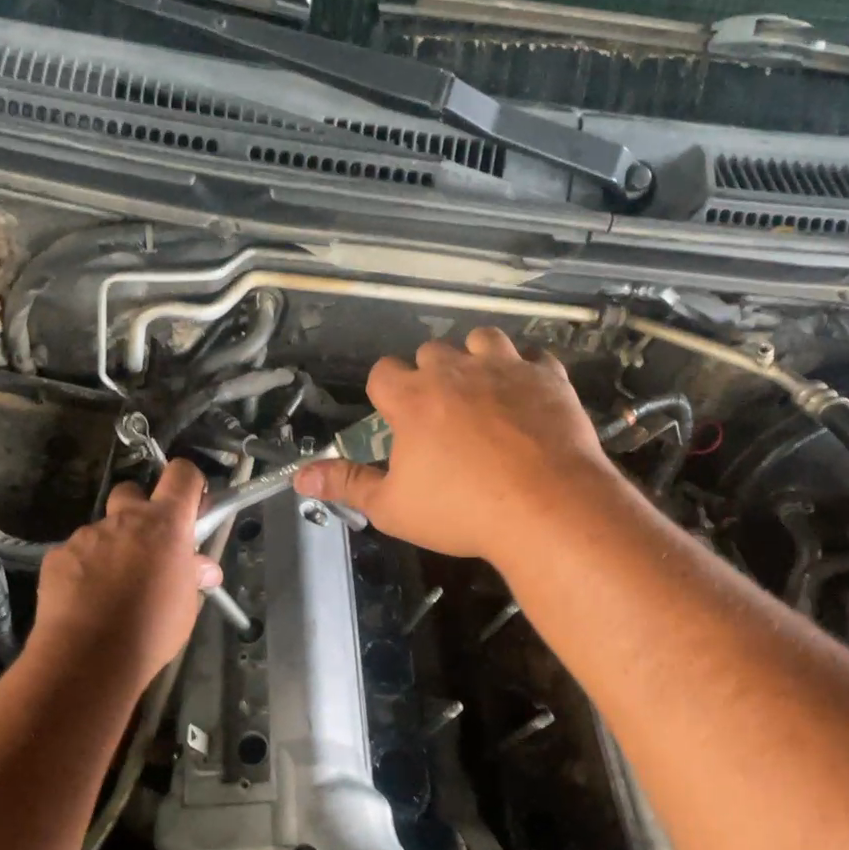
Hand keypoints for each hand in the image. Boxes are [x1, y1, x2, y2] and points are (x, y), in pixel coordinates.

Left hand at [29, 460, 222, 687]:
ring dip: (110, 548)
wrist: (88, 657)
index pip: (182, 475)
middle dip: (139, 511)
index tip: (192, 505)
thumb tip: (204, 568)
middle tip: (146, 547)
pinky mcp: (57, 556)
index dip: (189, 483)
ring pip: (102, 529)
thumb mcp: (186, 607)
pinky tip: (85, 601)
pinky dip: (83, 570)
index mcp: (164, 525)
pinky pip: (75, 554)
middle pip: (132, 491)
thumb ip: (192, 577)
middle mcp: (124, 520)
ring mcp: (86, 535)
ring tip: (111, 588)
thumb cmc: (151, 631)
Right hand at [294, 326, 621, 561]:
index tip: (394, 419)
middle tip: (437, 415)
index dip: (384, 393)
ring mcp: (506, 368)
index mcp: (412, 399)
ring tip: (479, 392)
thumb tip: (300, 478)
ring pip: (481, 339)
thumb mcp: (392, 506)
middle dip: (428, 376)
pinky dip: (523, 370)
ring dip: (475, 359)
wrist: (547, 508)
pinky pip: (532, 356)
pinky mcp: (548, 377)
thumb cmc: (460, 510)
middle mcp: (455, 371)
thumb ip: (346, 484)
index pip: (383, 373)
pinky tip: (523, 395)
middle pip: (430, 352)